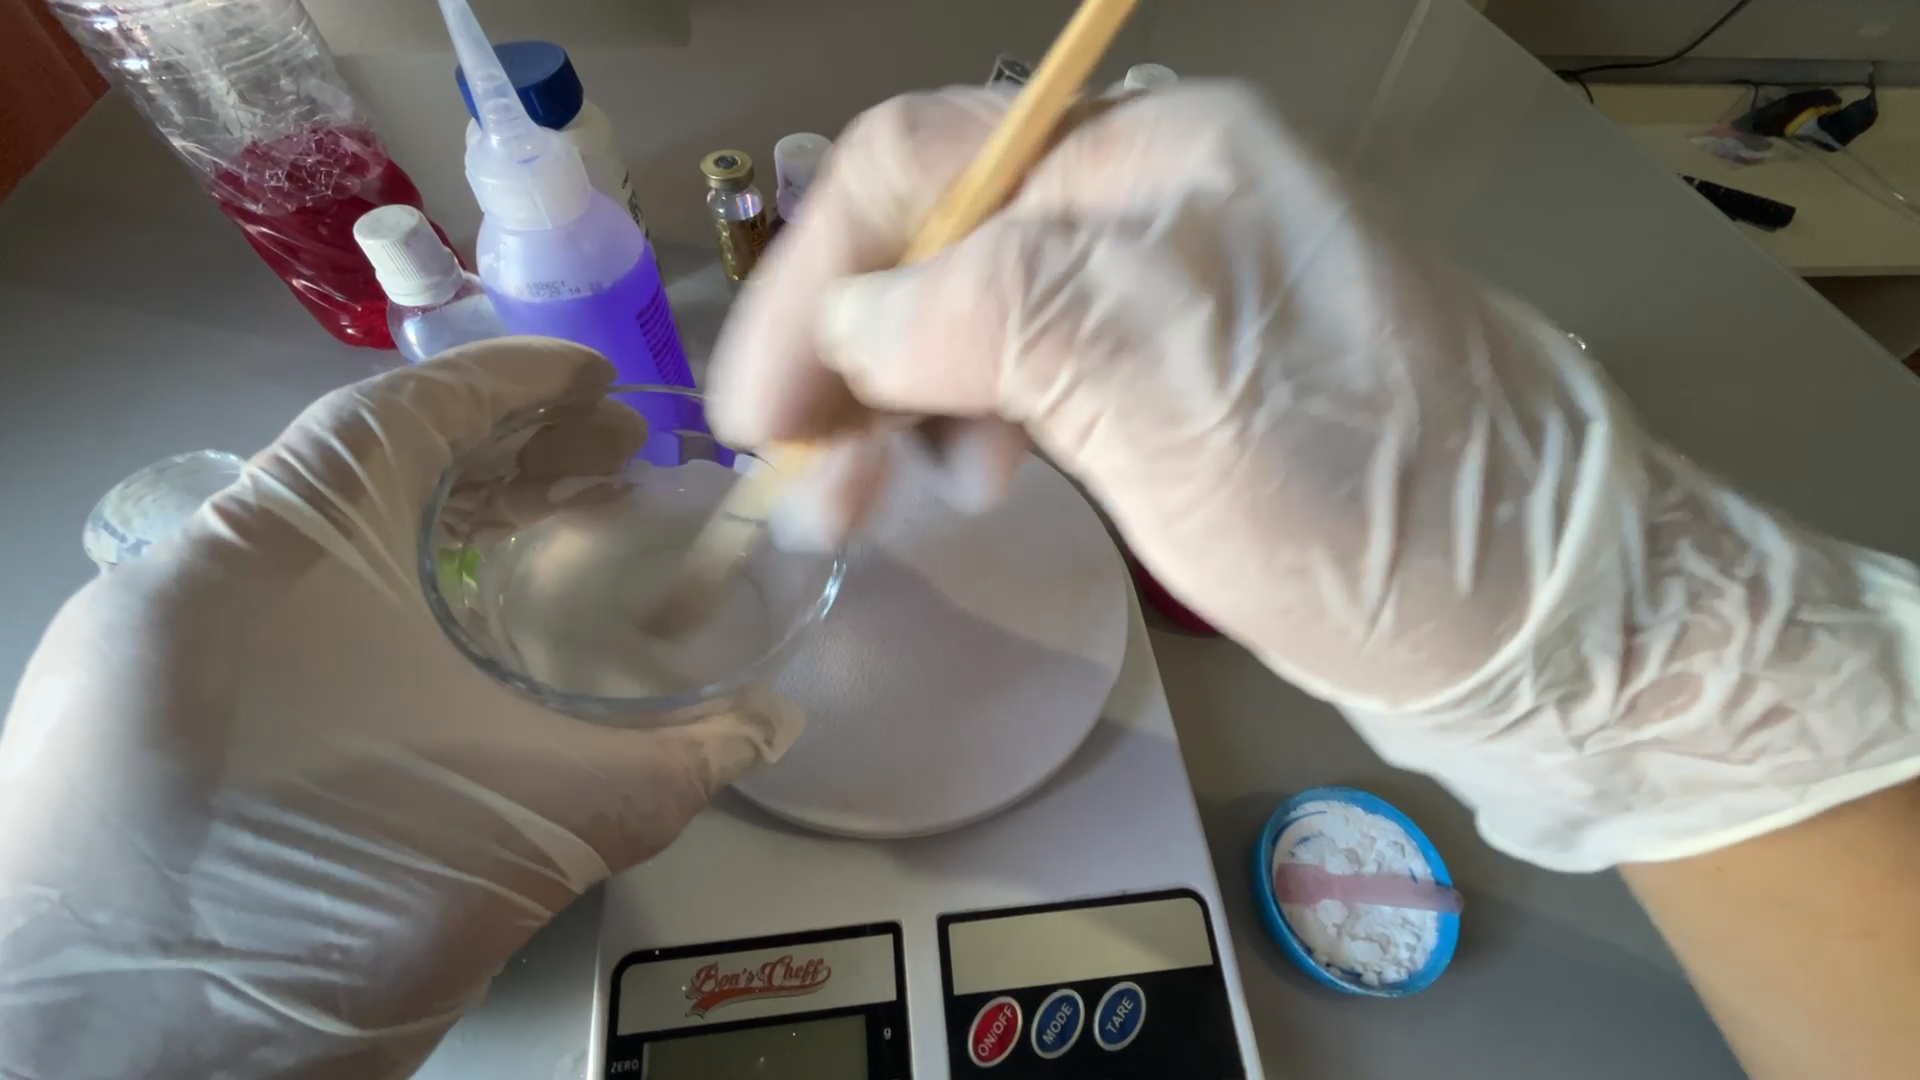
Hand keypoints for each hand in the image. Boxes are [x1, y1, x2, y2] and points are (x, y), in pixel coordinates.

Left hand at [0, 340, 797, 1079]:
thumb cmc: (323, 911)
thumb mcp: (539, 822)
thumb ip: (678, 763)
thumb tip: (775, 724)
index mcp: (283, 555)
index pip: (401, 410)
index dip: (511, 379)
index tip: (601, 380)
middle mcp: (223, 571)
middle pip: (390, 455)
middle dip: (521, 441)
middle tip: (623, 450)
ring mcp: (195, 633)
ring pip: (364, 521)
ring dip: (479, 501)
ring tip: (583, 505)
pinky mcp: (198, 694)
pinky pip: (337, 583)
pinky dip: (430, 564)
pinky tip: (497, 597)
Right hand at [709, 83, 1919, 870]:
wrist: (1511, 609)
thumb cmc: (1362, 503)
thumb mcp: (1182, 395)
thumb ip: (1005, 323)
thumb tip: (853, 322)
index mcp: (1150, 166)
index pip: (917, 171)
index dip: (812, 286)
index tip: (756, 414)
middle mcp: (1139, 207)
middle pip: (927, 248)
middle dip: (841, 361)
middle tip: (802, 483)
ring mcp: (1143, 296)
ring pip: (959, 320)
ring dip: (892, 404)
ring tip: (880, 497)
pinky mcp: (1148, 376)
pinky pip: (1010, 375)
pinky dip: (958, 426)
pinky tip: (965, 480)